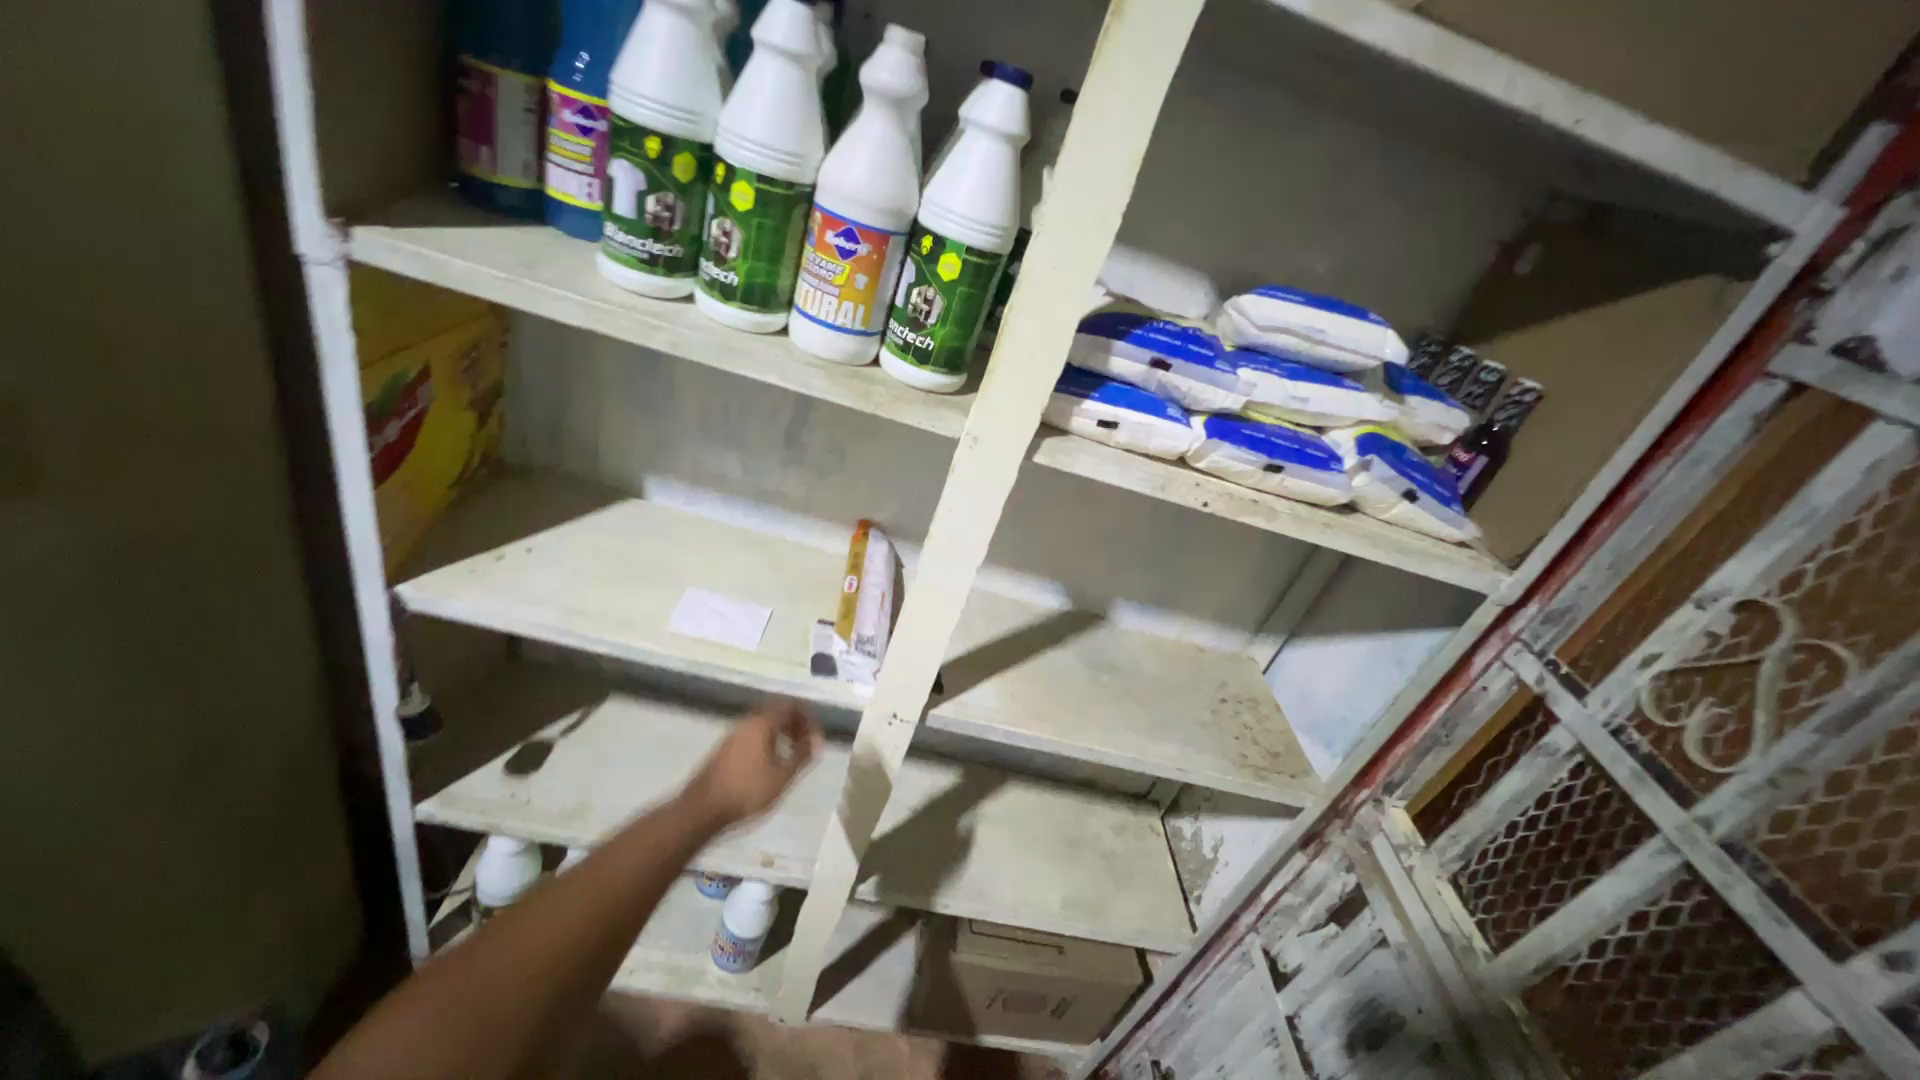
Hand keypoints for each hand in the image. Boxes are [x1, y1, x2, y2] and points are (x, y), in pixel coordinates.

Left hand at [684, 698, 819, 825]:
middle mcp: (746, 722)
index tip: (817, 735)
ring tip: (792, 754)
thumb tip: (817, 740)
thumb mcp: (782, 776)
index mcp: (762, 723)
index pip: (790, 704)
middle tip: (807, 743)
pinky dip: (768, 740)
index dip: (807, 715)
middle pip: (776, 710)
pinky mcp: (725, 749)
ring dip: (781, 732)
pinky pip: (753, 734)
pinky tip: (771, 762)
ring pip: (763, 723)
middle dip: (795, 723)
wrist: (702, 809)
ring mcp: (733, 735)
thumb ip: (802, 755)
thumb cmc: (747, 791)